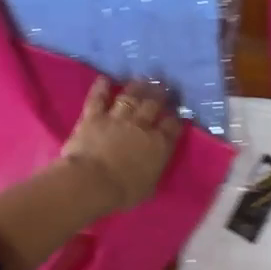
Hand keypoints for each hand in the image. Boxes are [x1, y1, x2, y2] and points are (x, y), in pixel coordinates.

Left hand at [60, 78, 180, 213]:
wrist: (92, 181)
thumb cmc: (123, 192)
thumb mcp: (148, 186)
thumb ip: (154, 168)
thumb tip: (156, 162)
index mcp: (159, 145)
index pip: (172, 126)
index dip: (176, 117)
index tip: (178, 110)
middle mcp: (141, 126)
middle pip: (153, 105)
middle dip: (160, 93)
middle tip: (164, 84)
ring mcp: (117, 118)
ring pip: (130, 97)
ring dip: (137, 86)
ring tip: (143, 78)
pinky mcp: (93, 117)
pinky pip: (98, 99)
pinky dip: (101, 88)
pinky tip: (104, 79)